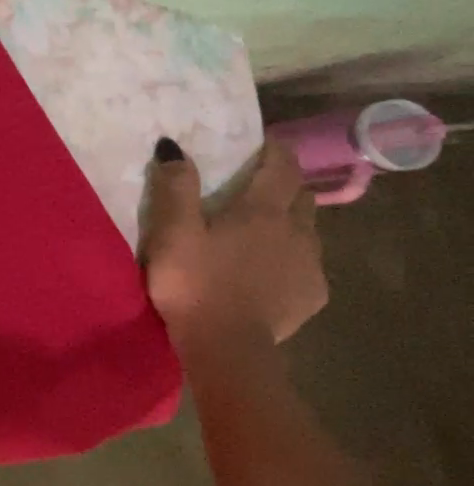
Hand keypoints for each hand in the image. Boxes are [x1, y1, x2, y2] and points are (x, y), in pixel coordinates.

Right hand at [143, 137, 328, 362]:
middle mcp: (297, 231)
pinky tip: (269, 267)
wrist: (226, 344)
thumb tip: (173, 145)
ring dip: (290, 219)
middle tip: (258, 183)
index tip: (263, 141)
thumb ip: (175, 188)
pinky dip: (291, 254)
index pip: (282, 168)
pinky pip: (308, 262)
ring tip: (262, 226)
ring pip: (308, 229)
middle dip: (284, 184)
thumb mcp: (172, 233)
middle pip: (301, 196)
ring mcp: (310, 264)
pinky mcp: (313, 293)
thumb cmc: (193, 282)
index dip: (275, 150)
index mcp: (262, 212)